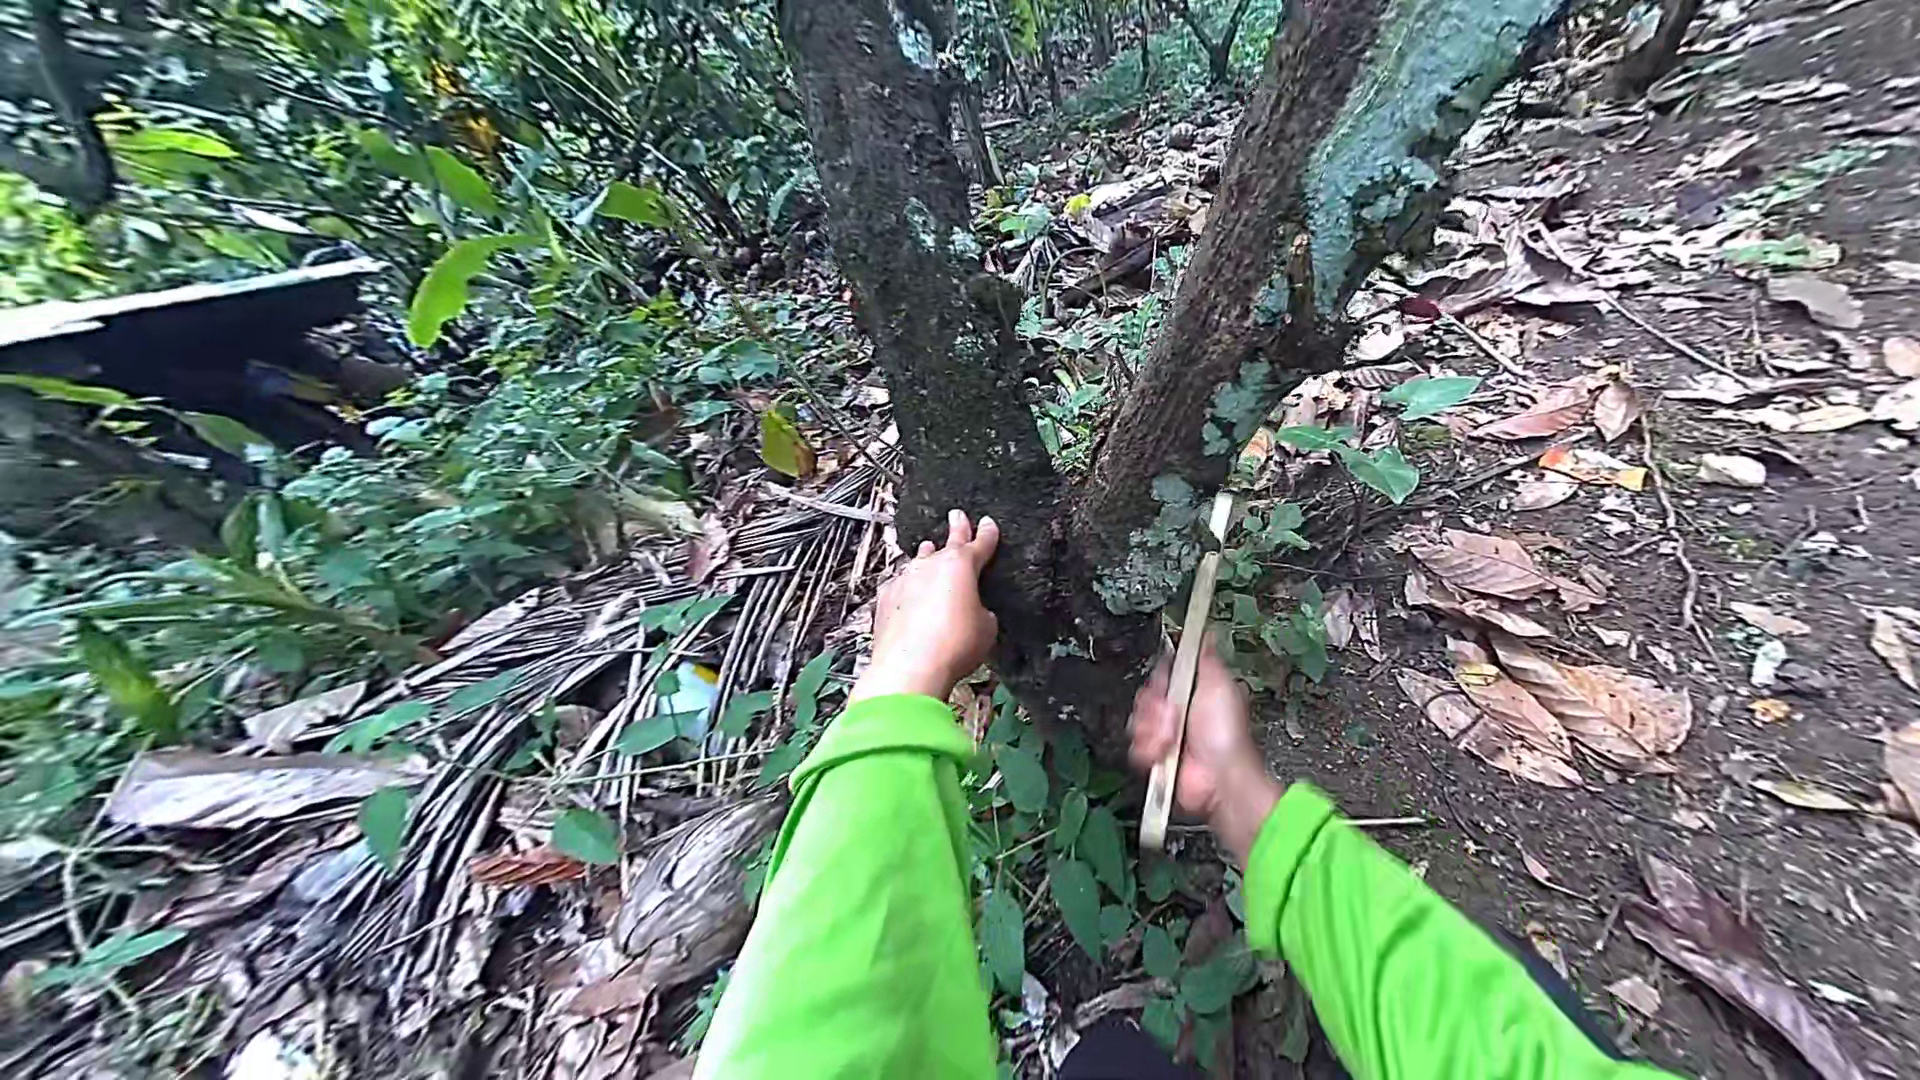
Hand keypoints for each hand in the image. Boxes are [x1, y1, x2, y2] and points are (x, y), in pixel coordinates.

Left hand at [849, 509, 1001, 703]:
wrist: (910, 668)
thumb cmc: (953, 646)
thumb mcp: (986, 629)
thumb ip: (981, 611)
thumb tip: (972, 611)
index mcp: (961, 566)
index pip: (979, 544)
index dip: (987, 534)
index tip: (988, 524)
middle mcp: (930, 565)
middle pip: (947, 543)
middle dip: (956, 528)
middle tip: (958, 516)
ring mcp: (905, 579)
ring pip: (919, 561)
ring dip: (928, 556)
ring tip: (930, 548)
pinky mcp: (886, 599)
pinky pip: (901, 585)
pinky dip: (908, 587)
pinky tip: (910, 593)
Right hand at [1128, 643, 1281, 863]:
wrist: (1219, 778)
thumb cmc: (1225, 734)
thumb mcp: (1220, 685)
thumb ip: (1206, 658)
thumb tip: (1204, 631)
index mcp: (1191, 692)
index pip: (1160, 675)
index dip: (1161, 682)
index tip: (1169, 690)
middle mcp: (1176, 712)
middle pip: (1145, 697)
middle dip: (1154, 708)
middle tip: (1172, 717)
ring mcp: (1164, 735)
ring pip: (1136, 721)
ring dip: (1151, 730)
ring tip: (1169, 739)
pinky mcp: (1154, 756)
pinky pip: (1134, 745)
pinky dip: (1147, 750)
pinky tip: (1162, 753)